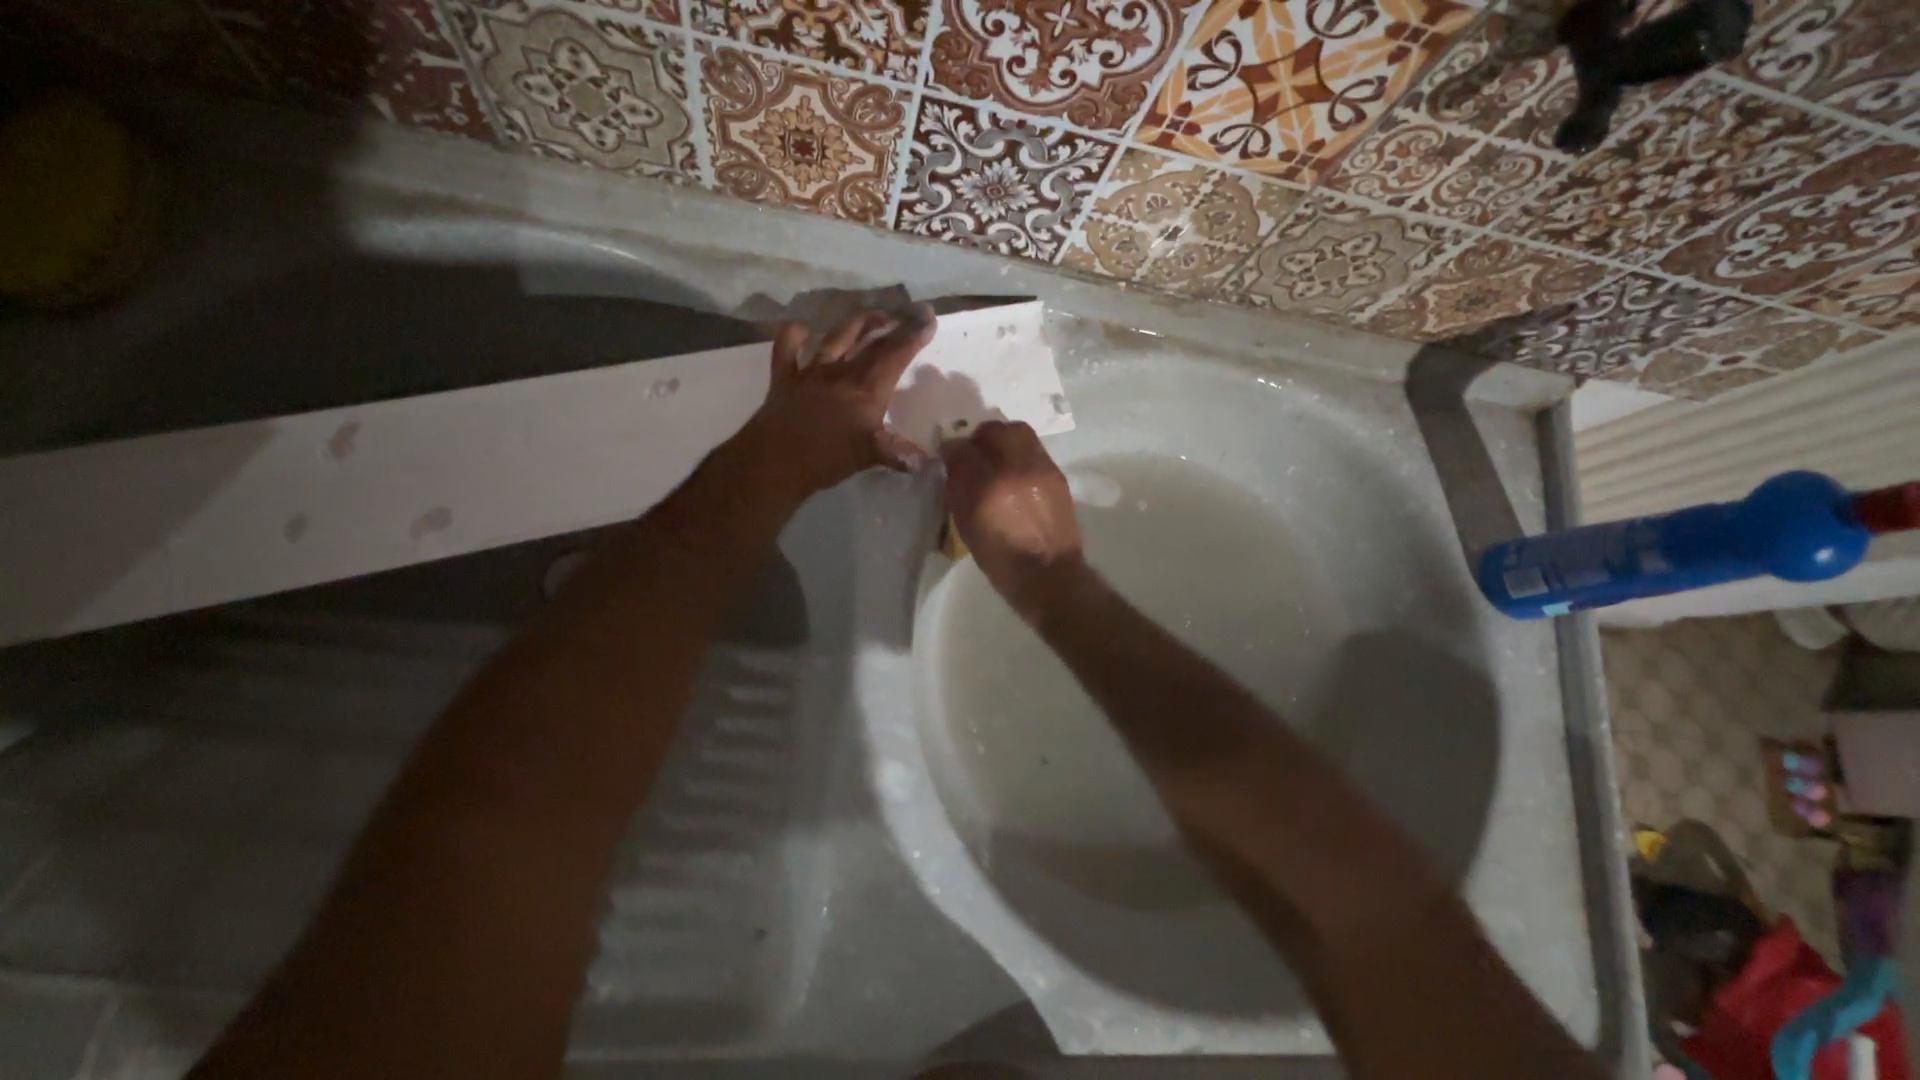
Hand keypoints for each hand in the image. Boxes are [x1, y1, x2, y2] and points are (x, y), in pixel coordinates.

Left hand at [745, 305, 936, 493]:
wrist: (774, 461)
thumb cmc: (827, 459)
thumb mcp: (869, 457)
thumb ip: (899, 453)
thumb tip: (929, 462)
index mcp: (867, 389)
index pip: (896, 354)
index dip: (914, 334)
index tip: (928, 315)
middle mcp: (842, 372)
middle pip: (872, 342)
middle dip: (895, 326)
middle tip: (909, 314)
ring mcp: (811, 371)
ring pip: (837, 337)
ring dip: (857, 323)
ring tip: (873, 315)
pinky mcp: (785, 378)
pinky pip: (788, 348)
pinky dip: (795, 334)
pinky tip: (803, 328)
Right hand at [941, 420, 1085, 611]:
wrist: (1048, 574)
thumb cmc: (1000, 559)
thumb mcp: (966, 526)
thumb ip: (957, 488)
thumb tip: (953, 462)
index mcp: (986, 488)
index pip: (962, 450)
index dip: (951, 450)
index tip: (949, 456)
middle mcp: (1015, 470)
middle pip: (993, 430)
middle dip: (979, 437)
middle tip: (973, 453)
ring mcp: (1040, 468)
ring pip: (1018, 432)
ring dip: (1002, 439)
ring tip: (996, 457)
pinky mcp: (1056, 473)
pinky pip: (1033, 448)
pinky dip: (1020, 452)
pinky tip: (1015, 470)